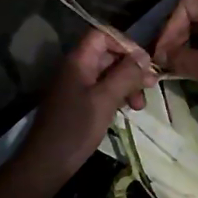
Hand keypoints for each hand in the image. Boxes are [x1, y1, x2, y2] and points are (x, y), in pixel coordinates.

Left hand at [18, 29, 155, 183]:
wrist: (47, 161)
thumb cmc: (76, 127)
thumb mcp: (105, 99)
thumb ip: (125, 75)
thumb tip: (144, 56)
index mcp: (78, 61)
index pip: (102, 36)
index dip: (125, 44)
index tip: (144, 63)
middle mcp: (75, 69)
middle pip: (107, 55)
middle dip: (131, 68)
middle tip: (150, 86)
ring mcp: (75, 86)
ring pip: (107, 75)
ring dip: (127, 84)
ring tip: (139, 105)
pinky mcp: (78, 104)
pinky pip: (101, 91)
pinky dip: (117, 96)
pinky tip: (128, 110)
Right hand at [152, 0, 197, 122]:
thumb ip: (183, 60)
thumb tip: (159, 58)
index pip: (187, 4)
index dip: (170, 25)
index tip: (162, 53)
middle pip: (192, 18)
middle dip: (174, 39)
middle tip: (164, 65)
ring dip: (185, 51)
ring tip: (175, 72)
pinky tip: (194, 75)